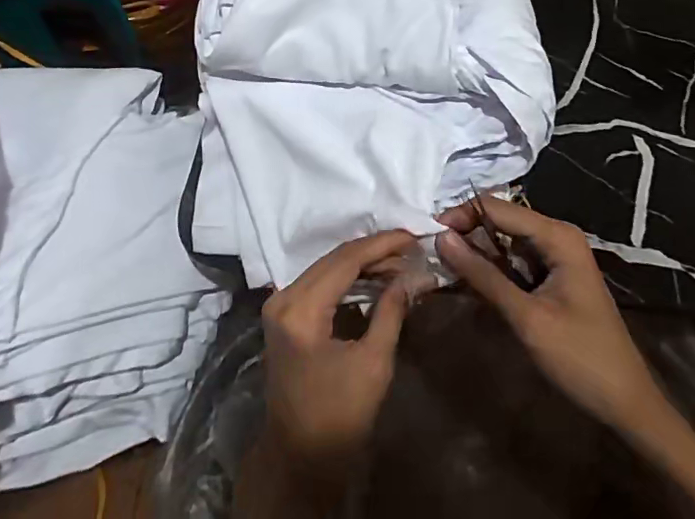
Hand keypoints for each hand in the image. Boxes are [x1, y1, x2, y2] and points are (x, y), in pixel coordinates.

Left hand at [260, 230, 416, 469]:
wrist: (299, 457)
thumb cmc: (338, 415)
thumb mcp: (373, 362)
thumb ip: (391, 310)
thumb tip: (412, 276)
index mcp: (301, 309)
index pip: (346, 260)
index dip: (382, 245)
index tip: (414, 236)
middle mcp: (283, 298)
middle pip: (335, 259)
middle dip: (375, 251)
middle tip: (411, 249)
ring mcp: (280, 306)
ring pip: (327, 267)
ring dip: (363, 263)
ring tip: (400, 263)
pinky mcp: (284, 316)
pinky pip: (320, 283)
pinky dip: (348, 278)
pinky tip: (375, 279)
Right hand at [435, 198, 666, 431]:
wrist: (625, 401)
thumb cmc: (580, 357)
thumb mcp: (526, 317)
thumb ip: (483, 275)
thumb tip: (442, 238)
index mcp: (558, 236)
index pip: (498, 208)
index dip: (462, 216)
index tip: (427, 234)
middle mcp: (558, 235)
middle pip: (502, 220)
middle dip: (467, 232)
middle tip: (431, 252)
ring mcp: (557, 255)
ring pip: (506, 240)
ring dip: (477, 250)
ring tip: (442, 264)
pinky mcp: (554, 275)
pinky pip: (515, 259)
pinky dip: (492, 267)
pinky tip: (469, 278)